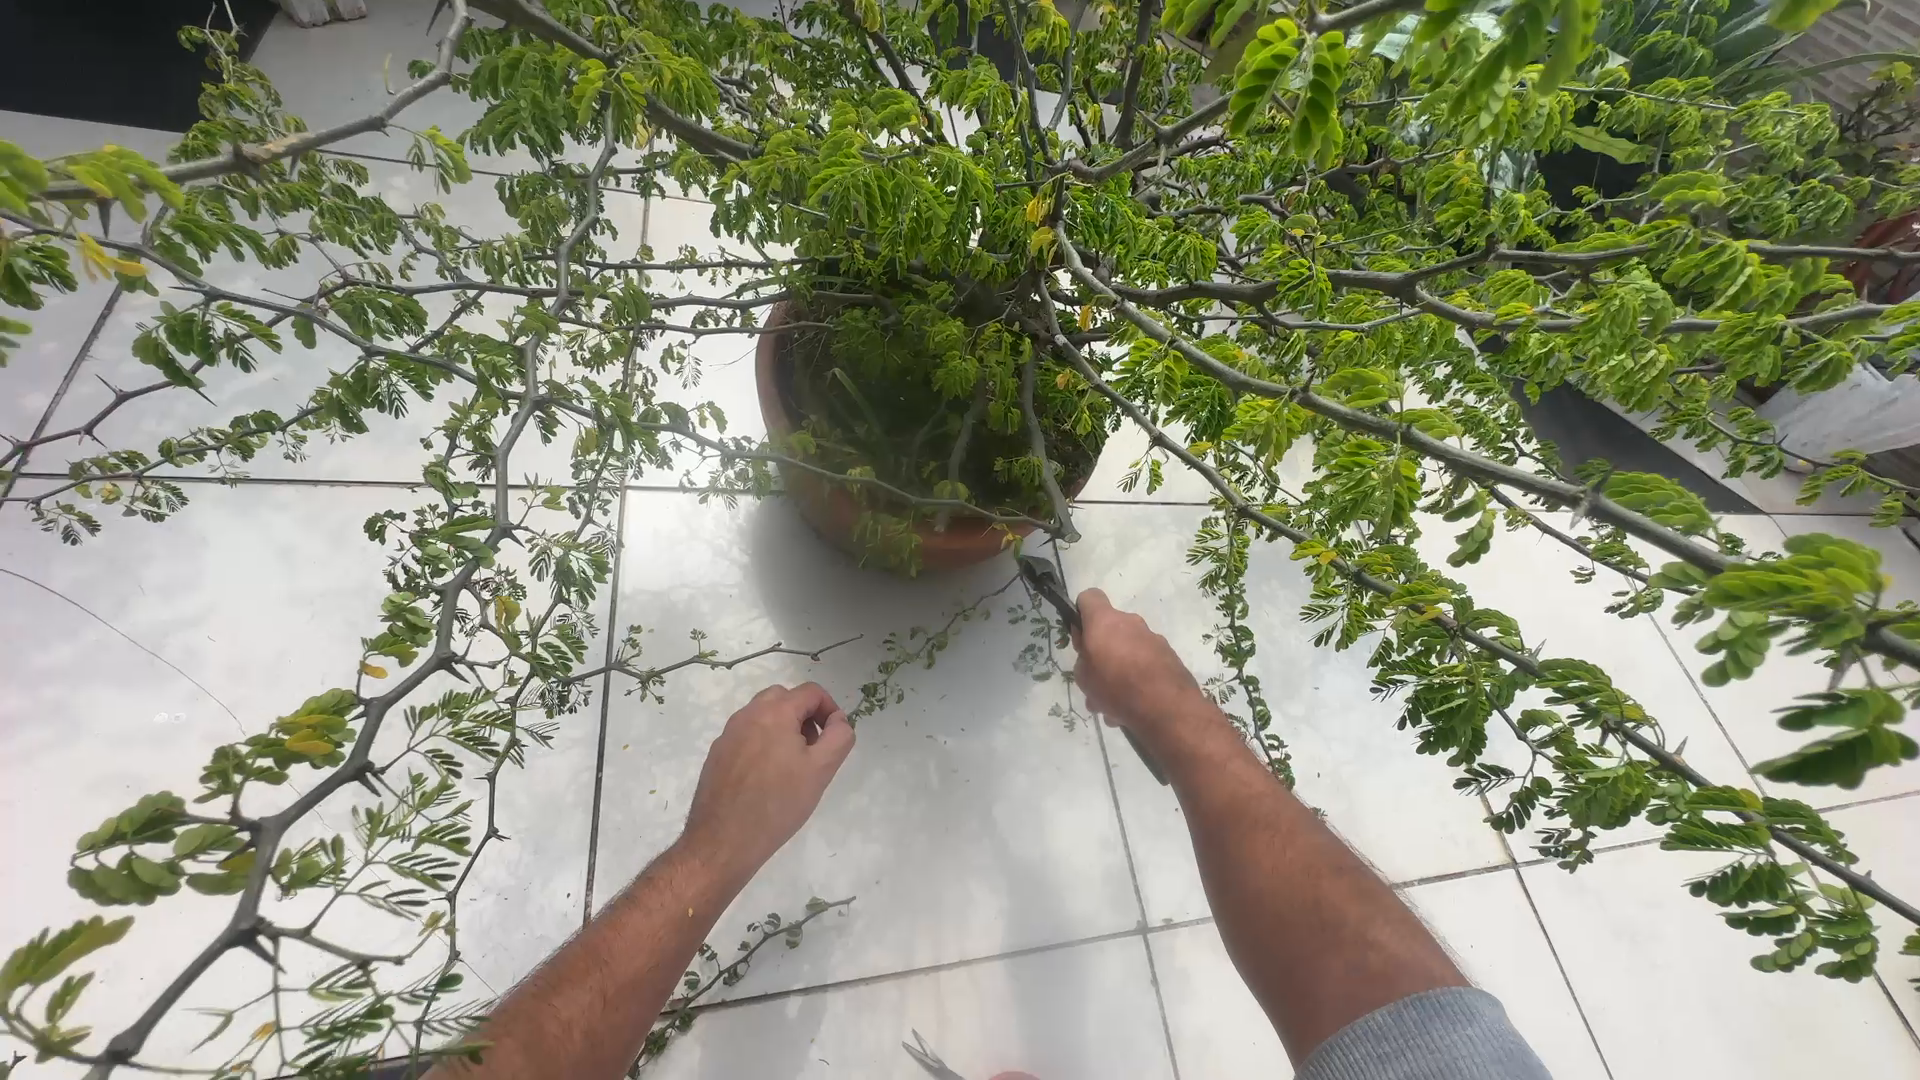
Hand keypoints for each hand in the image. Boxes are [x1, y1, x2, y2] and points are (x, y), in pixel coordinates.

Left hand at [681, 682, 853, 879]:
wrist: (723, 842)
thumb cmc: (778, 804)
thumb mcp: (821, 770)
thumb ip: (839, 736)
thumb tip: (838, 720)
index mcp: (774, 712)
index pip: (811, 692)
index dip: (830, 709)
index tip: (834, 736)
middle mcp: (747, 715)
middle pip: (783, 698)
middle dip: (805, 715)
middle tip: (813, 748)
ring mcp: (727, 735)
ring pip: (762, 716)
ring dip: (783, 728)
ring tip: (791, 765)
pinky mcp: (716, 755)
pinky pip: (746, 736)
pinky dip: (762, 743)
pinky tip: (766, 779)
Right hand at [1072, 588, 1210, 741]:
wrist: (1167, 708)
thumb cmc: (1115, 687)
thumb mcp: (1083, 677)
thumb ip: (1083, 659)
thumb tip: (1090, 655)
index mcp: (1105, 621)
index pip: (1089, 597)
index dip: (1081, 613)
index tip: (1082, 637)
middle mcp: (1130, 622)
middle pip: (1110, 629)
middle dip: (1102, 651)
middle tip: (1097, 679)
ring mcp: (1153, 638)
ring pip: (1128, 649)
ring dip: (1120, 668)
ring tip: (1115, 702)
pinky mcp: (1169, 655)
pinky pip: (1145, 663)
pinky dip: (1138, 677)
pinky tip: (1134, 705)